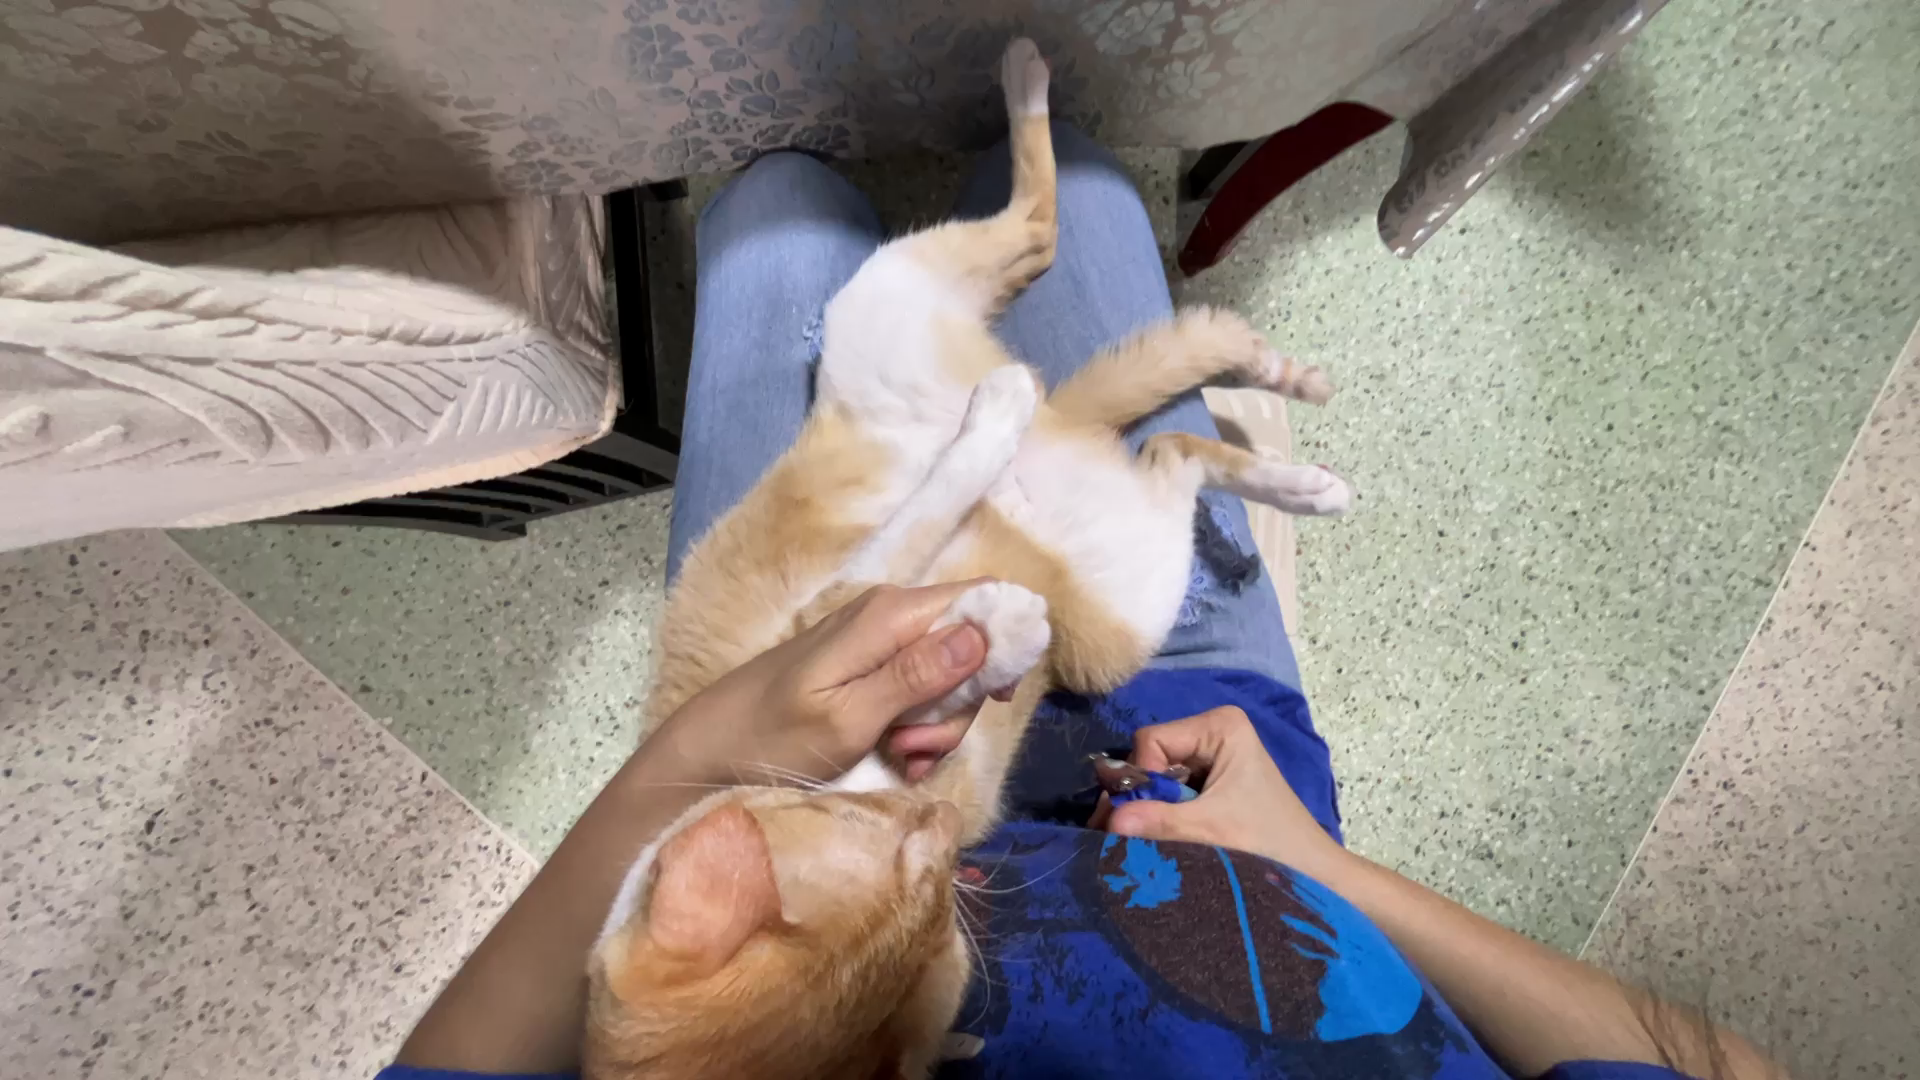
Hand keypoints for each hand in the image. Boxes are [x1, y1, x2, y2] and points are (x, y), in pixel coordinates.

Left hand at [646, 582, 994, 786]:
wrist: (710, 752)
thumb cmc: (773, 736)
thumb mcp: (848, 717)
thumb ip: (915, 675)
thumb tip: (982, 633)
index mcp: (892, 614)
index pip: (982, 599)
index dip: (1004, 642)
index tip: (996, 697)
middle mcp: (894, 618)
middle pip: (971, 649)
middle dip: (959, 705)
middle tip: (916, 747)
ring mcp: (882, 645)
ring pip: (949, 680)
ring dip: (935, 728)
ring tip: (895, 757)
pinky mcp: (873, 672)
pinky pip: (920, 695)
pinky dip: (915, 732)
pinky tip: (890, 757)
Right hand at [1102, 706, 1345, 875]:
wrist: (1317, 879)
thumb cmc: (1272, 846)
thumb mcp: (1212, 831)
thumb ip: (1160, 822)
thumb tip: (1108, 823)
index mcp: (1219, 725)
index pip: (1151, 741)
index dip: (1144, 779)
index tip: (1152, 817)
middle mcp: (1211, 730)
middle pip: (1150, 757)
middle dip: (1144, 795)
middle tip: (1137, 834)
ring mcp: (1211, 753)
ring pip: (1156, 776)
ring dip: (1152, 808)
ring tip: (1157, 839)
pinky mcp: (1210, 777)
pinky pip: (1169, 789)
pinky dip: (1164, 814)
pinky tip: (1171, 836)